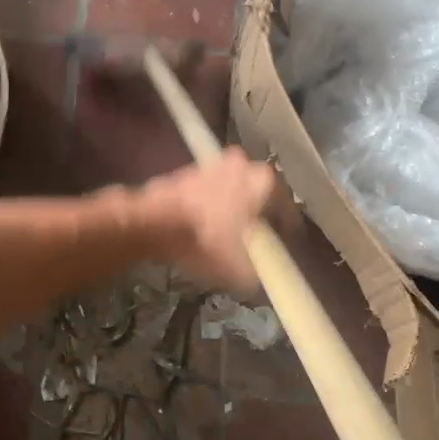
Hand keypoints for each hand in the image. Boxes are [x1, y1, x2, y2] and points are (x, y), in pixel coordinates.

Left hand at [133, 148, 278, 289]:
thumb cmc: (206, 242)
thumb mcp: (241, 271)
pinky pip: (202, 191)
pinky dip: (202, 204)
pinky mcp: (181, 172)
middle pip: (254, 189)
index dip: (284, 225)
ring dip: (226, 205)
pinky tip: (196, 227)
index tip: (281, 241)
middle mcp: (239, 165)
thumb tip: (257, 275)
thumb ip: (257, 271)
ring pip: (226, 187)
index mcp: (262, 181)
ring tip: (221, 233)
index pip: (284, 203)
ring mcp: (208, 165)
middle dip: (253, 208)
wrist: (154, 223)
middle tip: (250, 233)